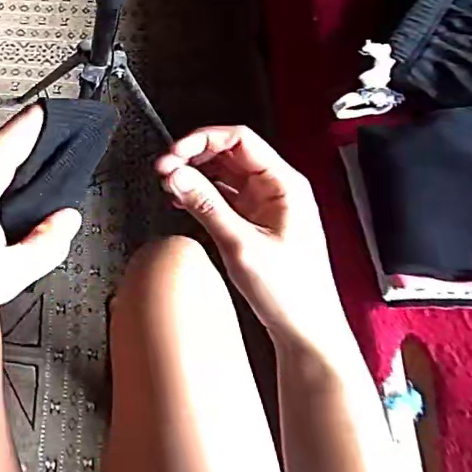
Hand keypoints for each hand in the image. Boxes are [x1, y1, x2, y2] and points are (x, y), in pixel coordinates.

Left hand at [0, 104, 81, 327]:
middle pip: (9, 145)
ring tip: (0, 222)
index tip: (69, 121)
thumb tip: (66, 219)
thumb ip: (46, 245)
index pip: (22, 128)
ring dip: (2, 180)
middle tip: (31, 208)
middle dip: (27, 170)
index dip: (50, 122)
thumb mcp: (5, 275)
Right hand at [155, 126, 354, 354]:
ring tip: (169, 184)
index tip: (174, 153)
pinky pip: (223, 195)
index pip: (239, 139)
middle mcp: (276, 188)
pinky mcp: (254, 221)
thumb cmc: (291, 292)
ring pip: (223, 174)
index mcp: (285, 184)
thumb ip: (205, 205)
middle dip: (193, 156)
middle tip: (164, 169)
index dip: (202, 140)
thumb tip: (177, 175)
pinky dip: (200, 193)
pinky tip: (182, 199)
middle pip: (228, 153)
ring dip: (194, 174)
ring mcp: (264, 204)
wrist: (306, 331)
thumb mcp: (240, 245)